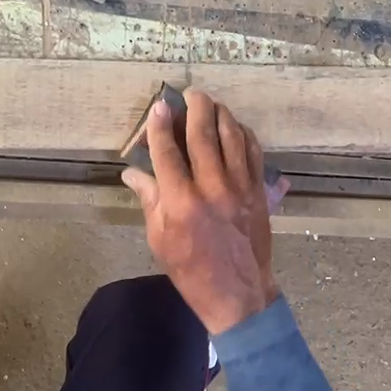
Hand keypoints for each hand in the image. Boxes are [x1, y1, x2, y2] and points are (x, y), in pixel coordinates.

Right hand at [121, 91, 288, 334]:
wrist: (238, 296)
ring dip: (221, 114)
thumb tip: (132, 171)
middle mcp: (212, 188)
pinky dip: (244, 134)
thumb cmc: (191, 270)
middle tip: (189, 93)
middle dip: (195, 106)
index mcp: (181, 201)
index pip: (167, 151)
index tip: (159, 105)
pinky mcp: (258, 192)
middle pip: (203, 133)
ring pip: (232, 136)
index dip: (160, 125)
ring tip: (211, 104)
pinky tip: (235, 128)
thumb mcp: (159, 238)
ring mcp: (239, 188)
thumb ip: (149, 198)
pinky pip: (254, 152)